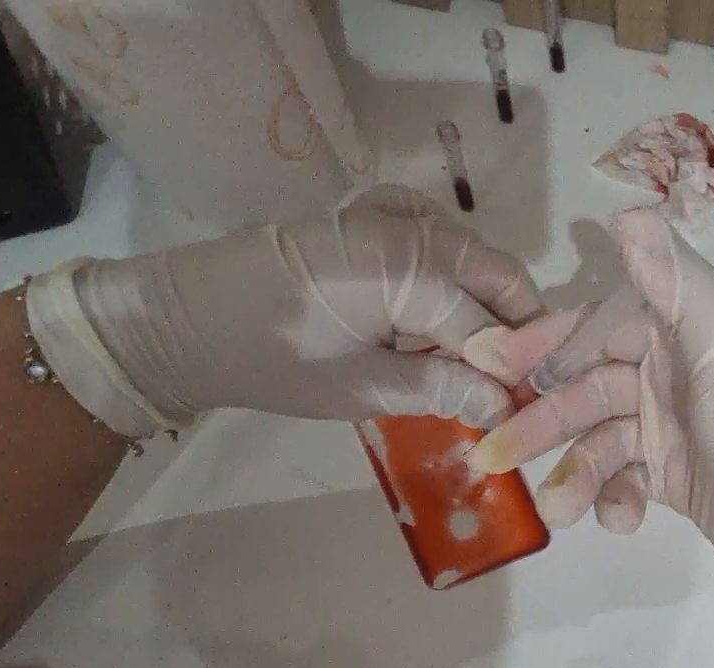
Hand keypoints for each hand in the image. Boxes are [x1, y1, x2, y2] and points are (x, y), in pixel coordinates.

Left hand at [26, 185, 543, 437]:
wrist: (183, 321)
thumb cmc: (275, 362)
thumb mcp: (367, 388)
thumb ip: (448, 390)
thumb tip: (512, 408)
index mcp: (403, 271)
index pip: (493, 326)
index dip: (516, 369)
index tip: (530, 407)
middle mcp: (408, 229)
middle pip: (501, 278)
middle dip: (519, 331)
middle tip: (515, 381)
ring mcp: (391, 213)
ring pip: (480, 257)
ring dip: (494, 304)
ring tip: (483, 356)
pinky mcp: (375, 214)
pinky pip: (445, 235)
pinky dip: (462, 270)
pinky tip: (448, 304)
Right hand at [463, 208, 713, 628]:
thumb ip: (683, 291)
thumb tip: (629, 210)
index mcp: (688, 340)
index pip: (599, 324)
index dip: (545, 342)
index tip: (487, 363)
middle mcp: (676, 378)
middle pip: (588, 386)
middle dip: (544, 418)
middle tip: (496, 451)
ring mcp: (674, 431)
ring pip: (599, 440)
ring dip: (574, 473)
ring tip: (561, 511)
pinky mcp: (674, 479)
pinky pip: (622, 480)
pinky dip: (612, 500)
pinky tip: (621, 522)